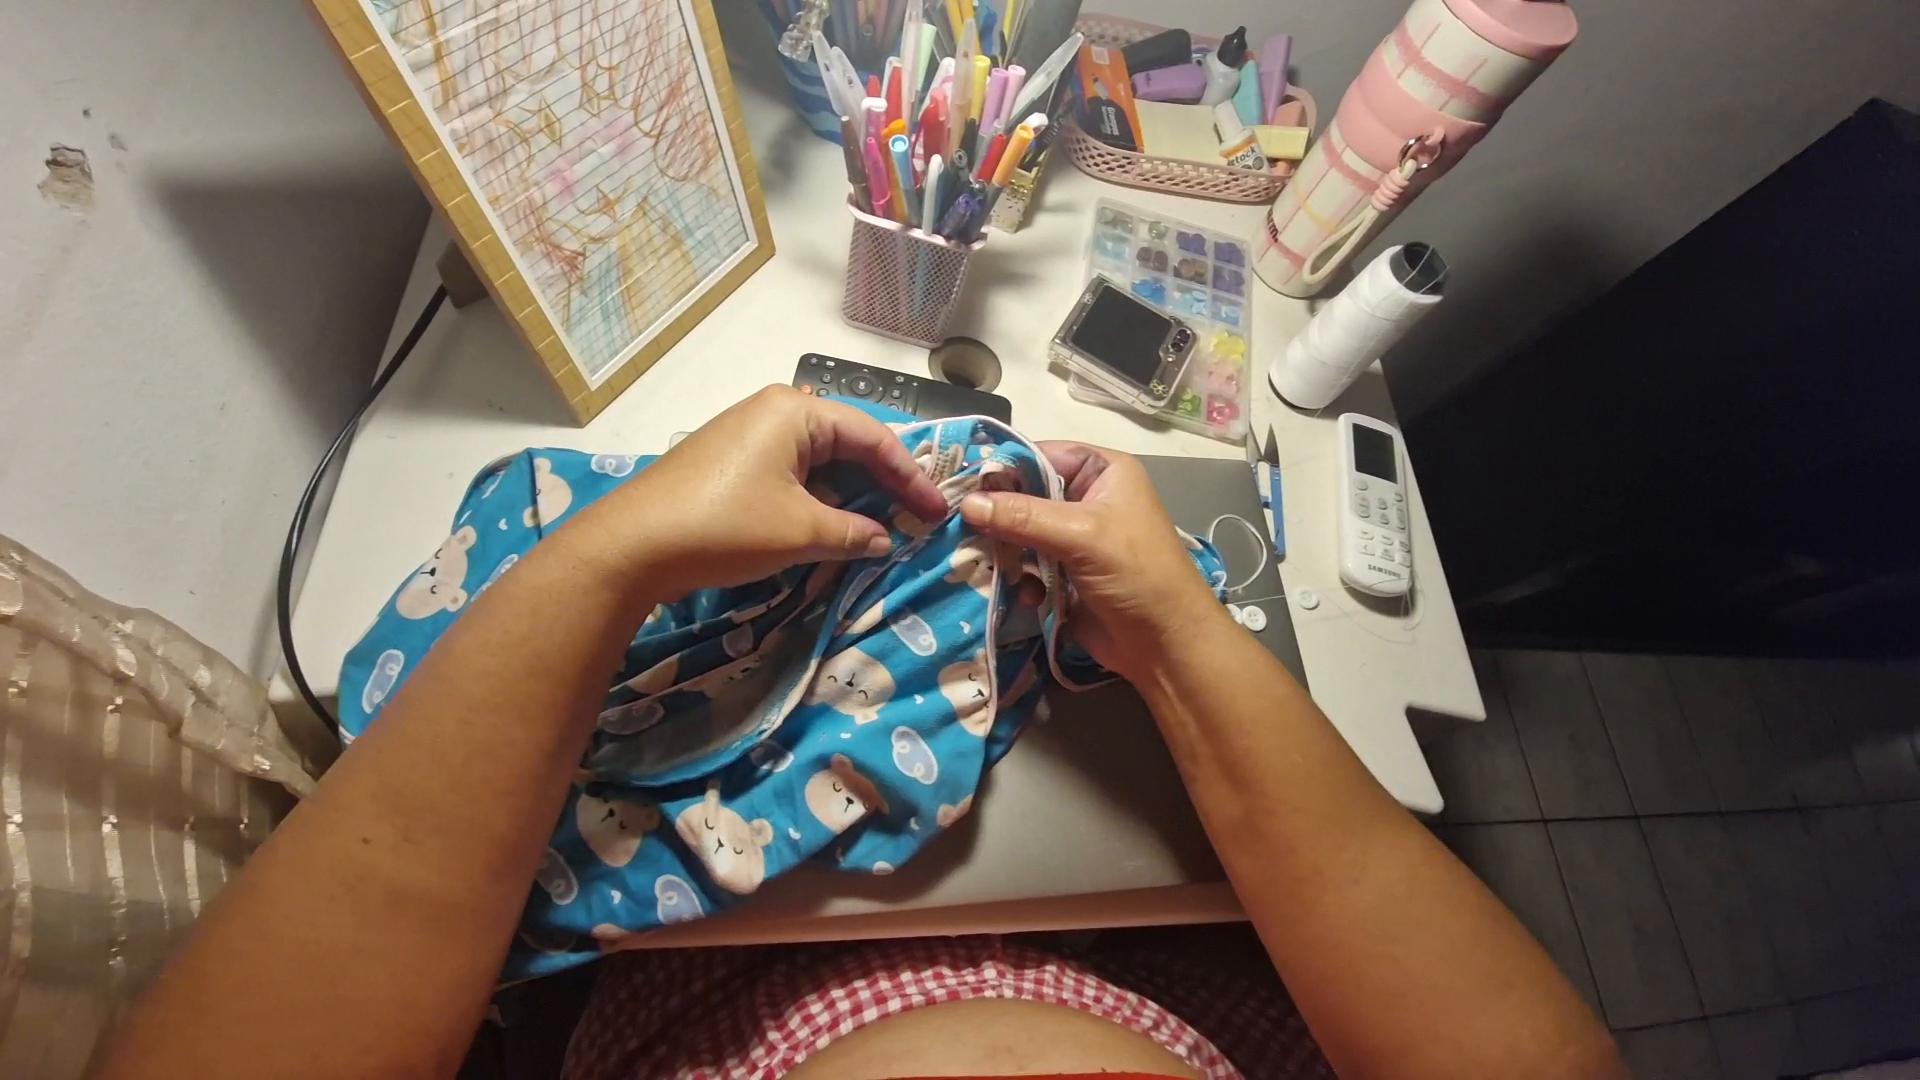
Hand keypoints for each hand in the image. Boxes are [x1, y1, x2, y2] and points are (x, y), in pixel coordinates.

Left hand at [564, 387, 947, 595]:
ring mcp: (751, 434)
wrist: (633, 546)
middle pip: (849, 443)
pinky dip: (821, 497)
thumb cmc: (726, 526)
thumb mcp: (802, 530)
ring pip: (821, 460)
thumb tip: (885, 540)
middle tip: (917, 515)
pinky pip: (794, 472)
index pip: (873, 438)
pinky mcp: (734, 461)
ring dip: (854, 493)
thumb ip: (854, 532)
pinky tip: (836, 523)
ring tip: (885, 522)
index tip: (937, 510)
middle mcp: (776, 411)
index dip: (912, 476)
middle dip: (885, 482)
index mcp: (798, 412)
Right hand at [958, 442, 1224, 680]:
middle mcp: (1085, 497)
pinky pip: (1024, 564)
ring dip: (1003, 551)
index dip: (1000, 468)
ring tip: (985, 565)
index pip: (1038, 454)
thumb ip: (1023, 517)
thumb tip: (967, 503)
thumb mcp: (1082, 535)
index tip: (958, 485)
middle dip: (995, 515)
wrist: (1165, 644)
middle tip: (958, 528)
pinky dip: (1016, 577)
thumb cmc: (1136, 574)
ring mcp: (1071, 537)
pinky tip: (1021, 594)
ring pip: (1018, 532)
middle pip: (1023, 494)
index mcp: (1101, 471)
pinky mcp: (1060, 573)